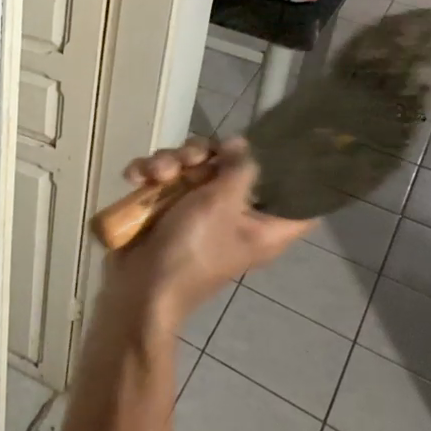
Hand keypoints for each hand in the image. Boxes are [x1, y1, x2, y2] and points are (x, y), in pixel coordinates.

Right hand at [103, 138, 309, 335]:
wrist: (142, 286)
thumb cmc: (192, 250)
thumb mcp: (220, 205)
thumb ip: (239, 170)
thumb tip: (243, 144)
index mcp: (264, 225)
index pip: (295, 197)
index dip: (286, 170)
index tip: (267, 146)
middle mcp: (235, 215)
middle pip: (229, 167)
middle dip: (200, 156)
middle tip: (187, 162)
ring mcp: (198, 211)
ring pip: (190, 167)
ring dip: (167, 163)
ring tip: (153, 175)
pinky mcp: (166, 210)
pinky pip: (163, 179)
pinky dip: (148, 174)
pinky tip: (134, 178)